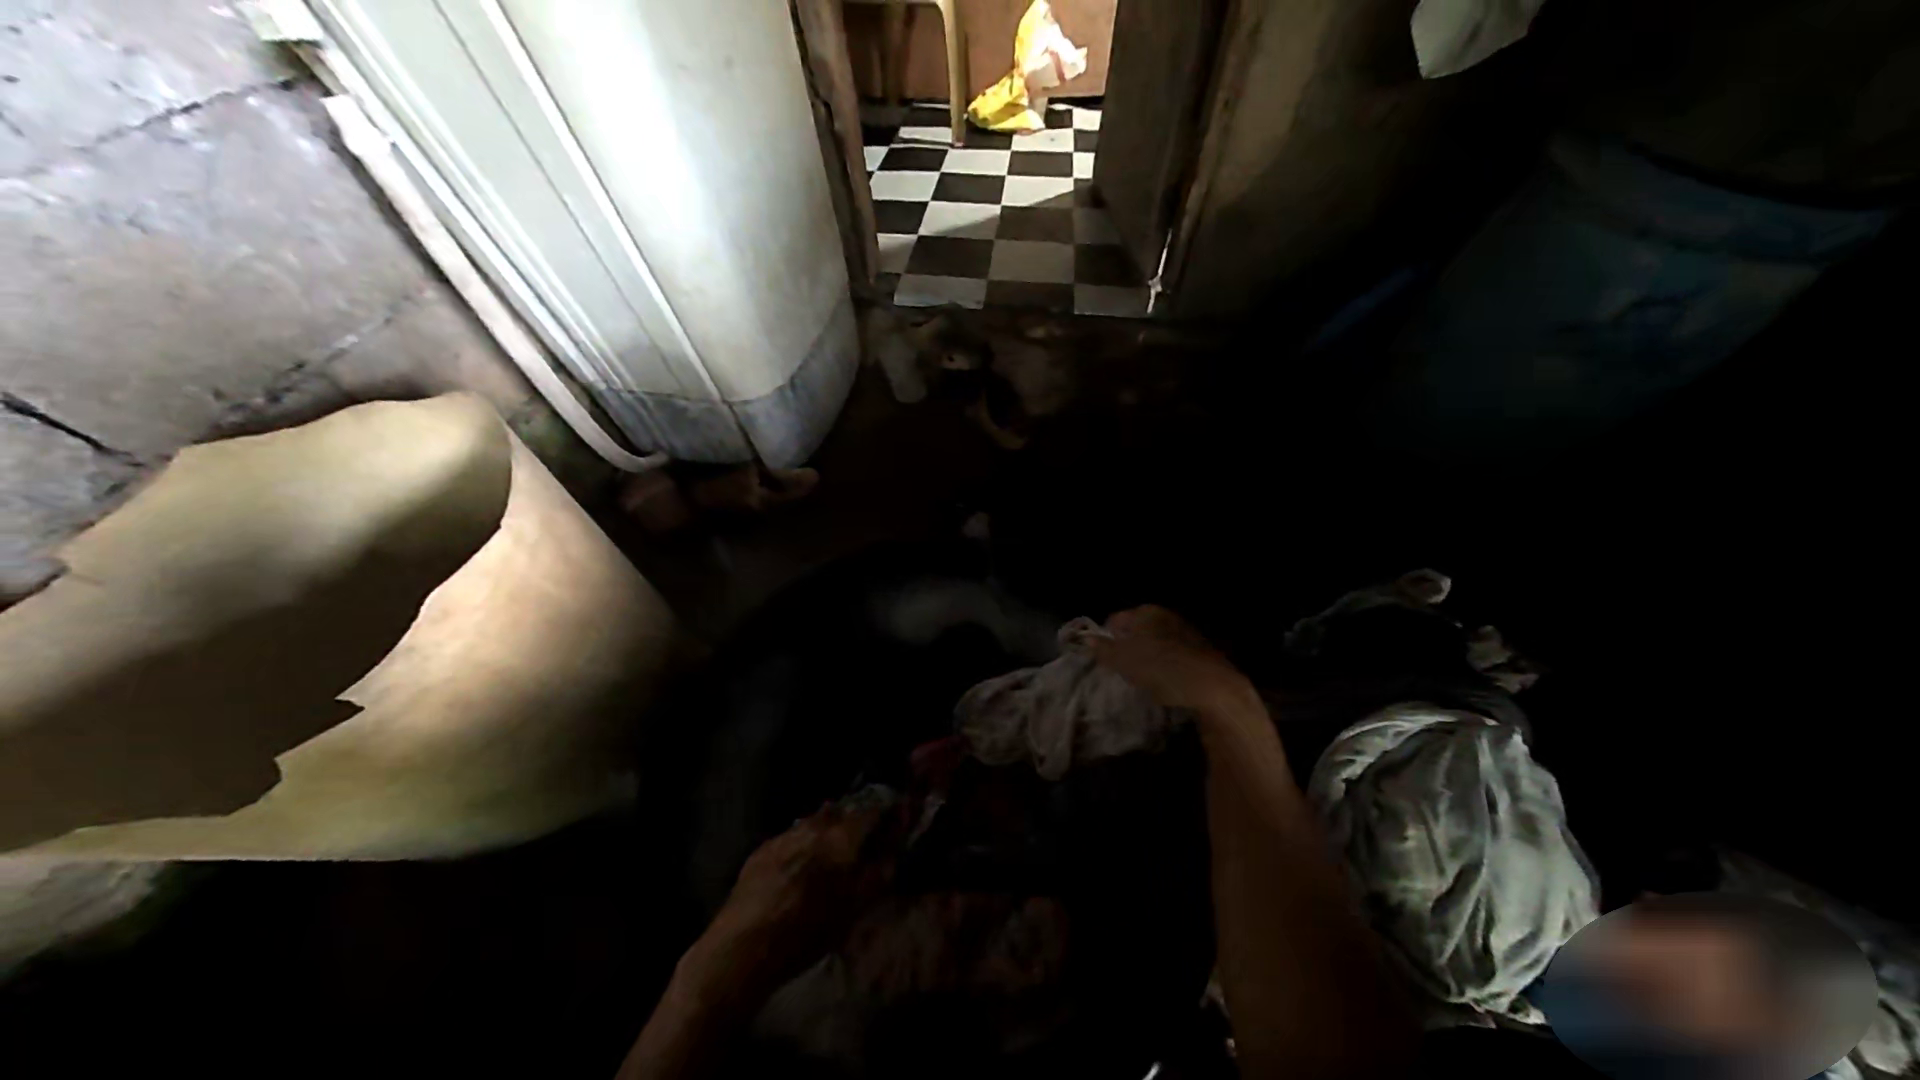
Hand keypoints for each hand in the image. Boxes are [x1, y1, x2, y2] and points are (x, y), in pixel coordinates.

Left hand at [699, 799, 898, 988]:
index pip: (871, 812)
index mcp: (841, 839)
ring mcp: (785, 835)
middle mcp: (814, 827)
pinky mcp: (762, 849)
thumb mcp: (852, 910)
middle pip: (841, 811)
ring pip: (814, 821)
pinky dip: (803, 840)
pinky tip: (802, 859)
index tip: (894, 818)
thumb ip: (877, 875)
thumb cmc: (806, 932)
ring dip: (828, 827)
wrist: (743, 947)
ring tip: (834, 844)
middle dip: (855, 818)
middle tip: (863, 833)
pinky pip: (791, 835)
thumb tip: (893, 854)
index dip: (885, 813)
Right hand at [1089, 605, 1254, 712]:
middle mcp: (1167, 616)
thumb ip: (1103, 649)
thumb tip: (1087, 639)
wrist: (1214, 688)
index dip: (1105, 637)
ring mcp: (1187, 632)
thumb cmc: (1161, 669)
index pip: (1115, 619)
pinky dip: (1166, 666)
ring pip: (1156, 643)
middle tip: (1120, 670)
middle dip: (1127, 647)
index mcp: (1146, 611)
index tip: (1102, 658)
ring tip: (1142, 680)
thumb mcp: (1123, 660)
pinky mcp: (1202, 652)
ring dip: (1147, 657)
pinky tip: (1166, 683)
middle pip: (1137, 630)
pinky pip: (1173, 655)